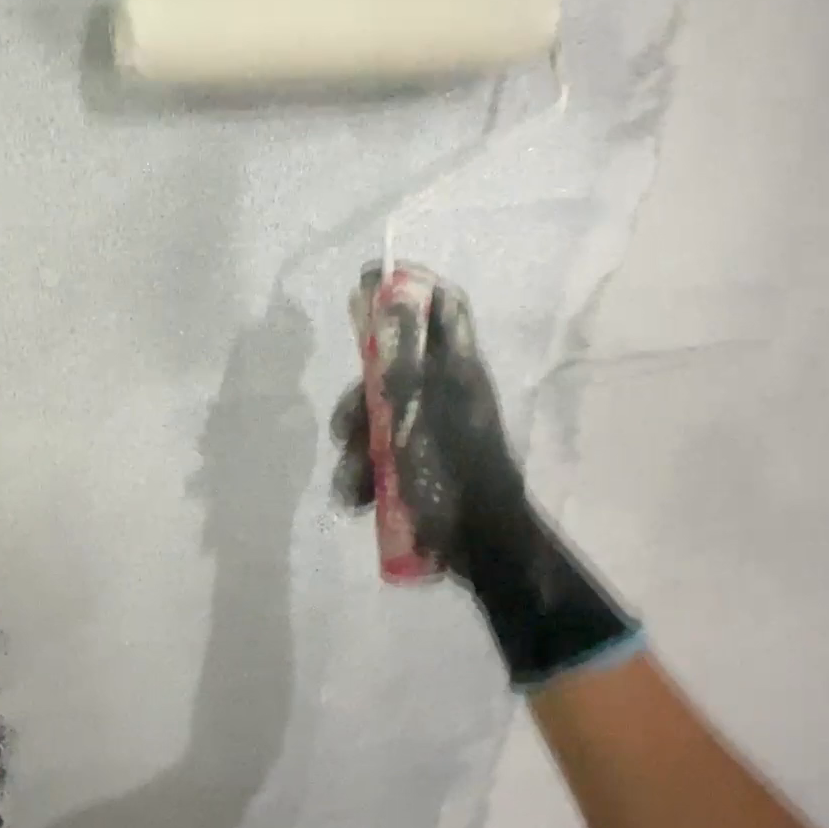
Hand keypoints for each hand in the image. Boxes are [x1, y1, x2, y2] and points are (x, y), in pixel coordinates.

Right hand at [331, 262, 642, 689]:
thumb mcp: (421, 400)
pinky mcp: (417, 463)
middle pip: (390, 367)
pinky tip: (356, 497)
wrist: (481, 544)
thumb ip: (398, 347)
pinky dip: (362, 474)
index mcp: (457, 367)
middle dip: (358, 399)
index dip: (409, 286)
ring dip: (355, 450)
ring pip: (375, 417)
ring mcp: (430, 428)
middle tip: (347, 428)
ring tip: (352, 482)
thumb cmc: (455, 468)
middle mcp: (444, 390)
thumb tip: (381, 289)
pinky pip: (378, 455)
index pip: (442, 306)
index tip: (368, 282)